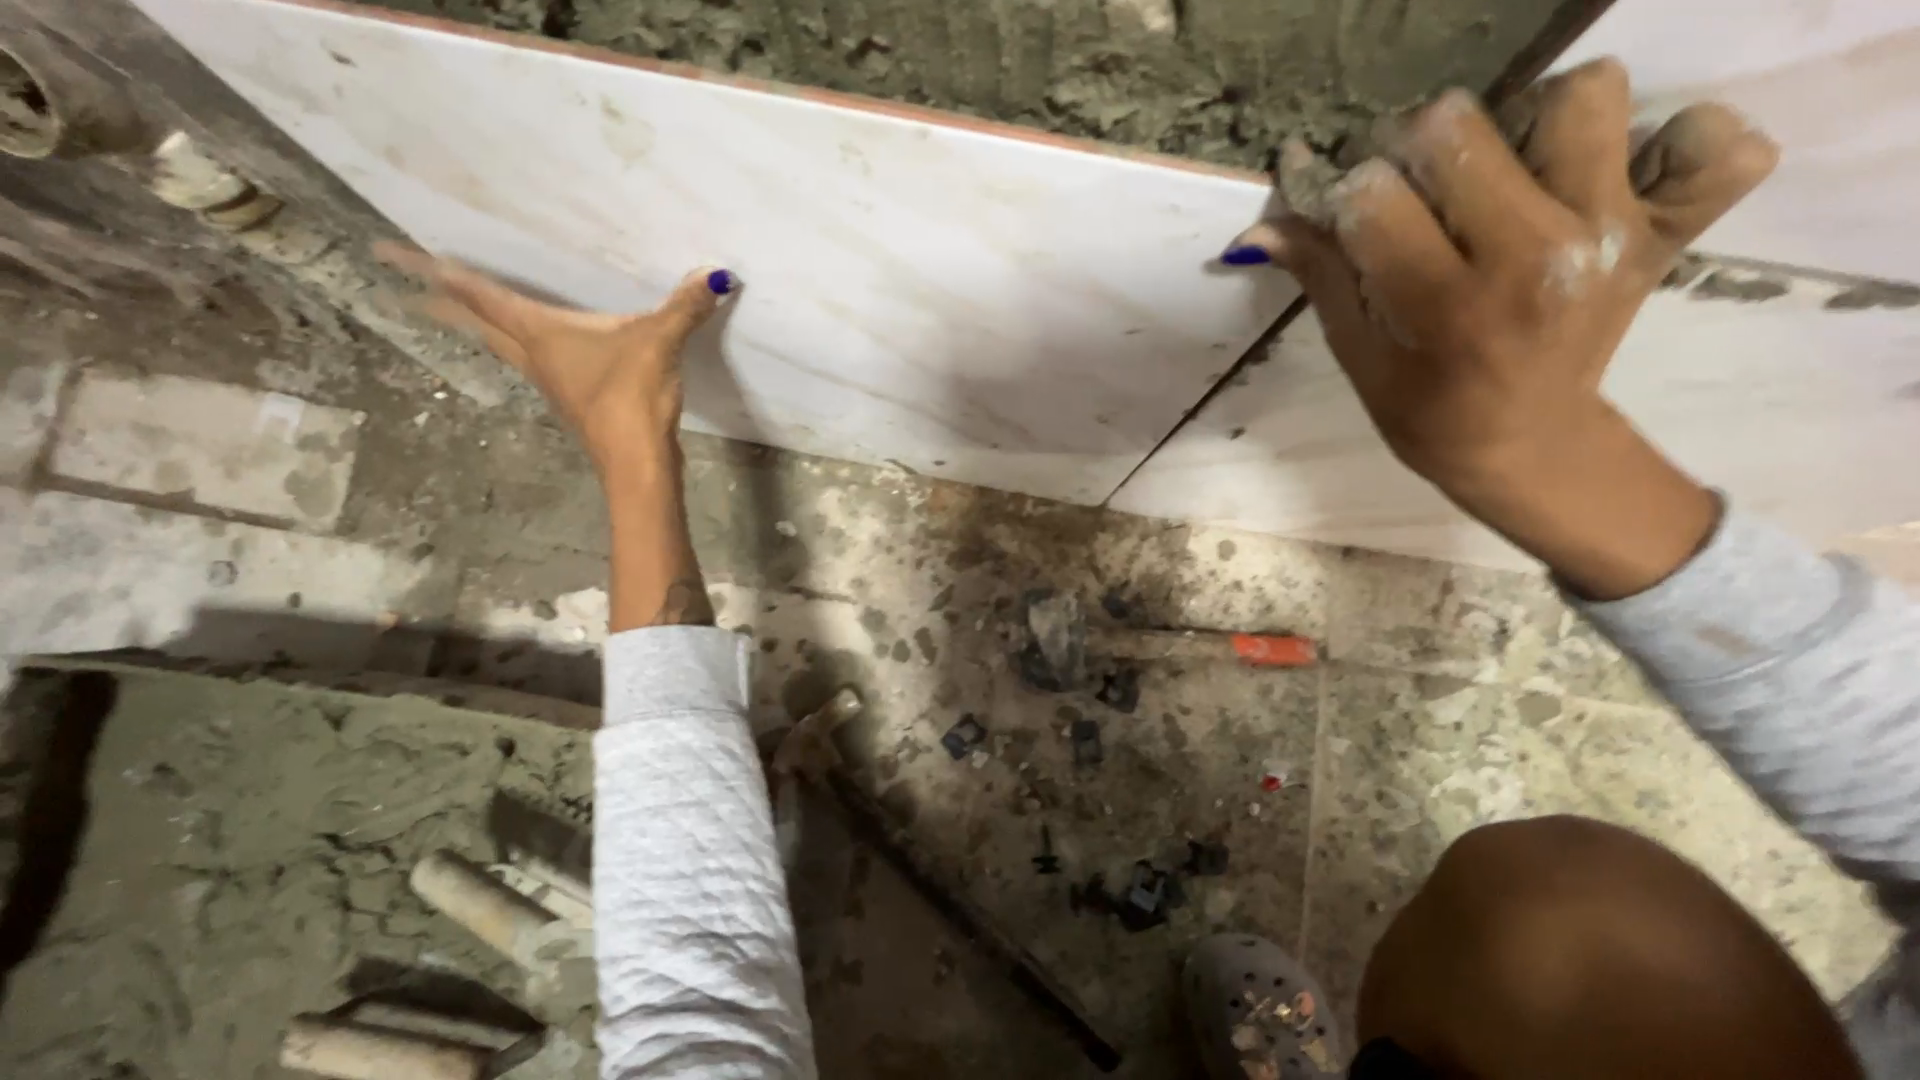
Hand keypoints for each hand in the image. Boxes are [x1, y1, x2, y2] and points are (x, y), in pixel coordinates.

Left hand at [379, 243, 735, 472]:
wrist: (636, 462)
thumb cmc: (631, 396)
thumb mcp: (658, 342)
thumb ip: (683, 307)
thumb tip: (717, 276)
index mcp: (540, 334)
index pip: (478, 295)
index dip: (434, 271)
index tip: (387, 254)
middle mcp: (536, 356)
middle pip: (478, 323)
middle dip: (441, 301)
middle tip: (407, 280)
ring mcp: (551, 383)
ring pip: (501, 346)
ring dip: (476, 326)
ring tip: (458, 310)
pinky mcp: (572, 401)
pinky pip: (535, 363)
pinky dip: (520, 346)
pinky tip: (538, 349)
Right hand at [1227, 60, 1777, 597]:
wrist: (1526, 446)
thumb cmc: (1424, 409)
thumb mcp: (1357, 351)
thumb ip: (1319, 273)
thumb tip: (1259, 224)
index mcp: (1449, 302)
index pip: (1372, 192)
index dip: (1343, 192)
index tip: (1343, 212)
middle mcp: (1539, 254)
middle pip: (1454, 123)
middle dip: (1410, 150)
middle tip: (1413, 192)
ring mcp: (1617, 233)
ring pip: (1583, 95)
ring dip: (1528, 125)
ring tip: (1506, 179)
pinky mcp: (1674, 230)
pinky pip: (1719, 142)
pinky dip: (1677, 142)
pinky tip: (1612, 178)